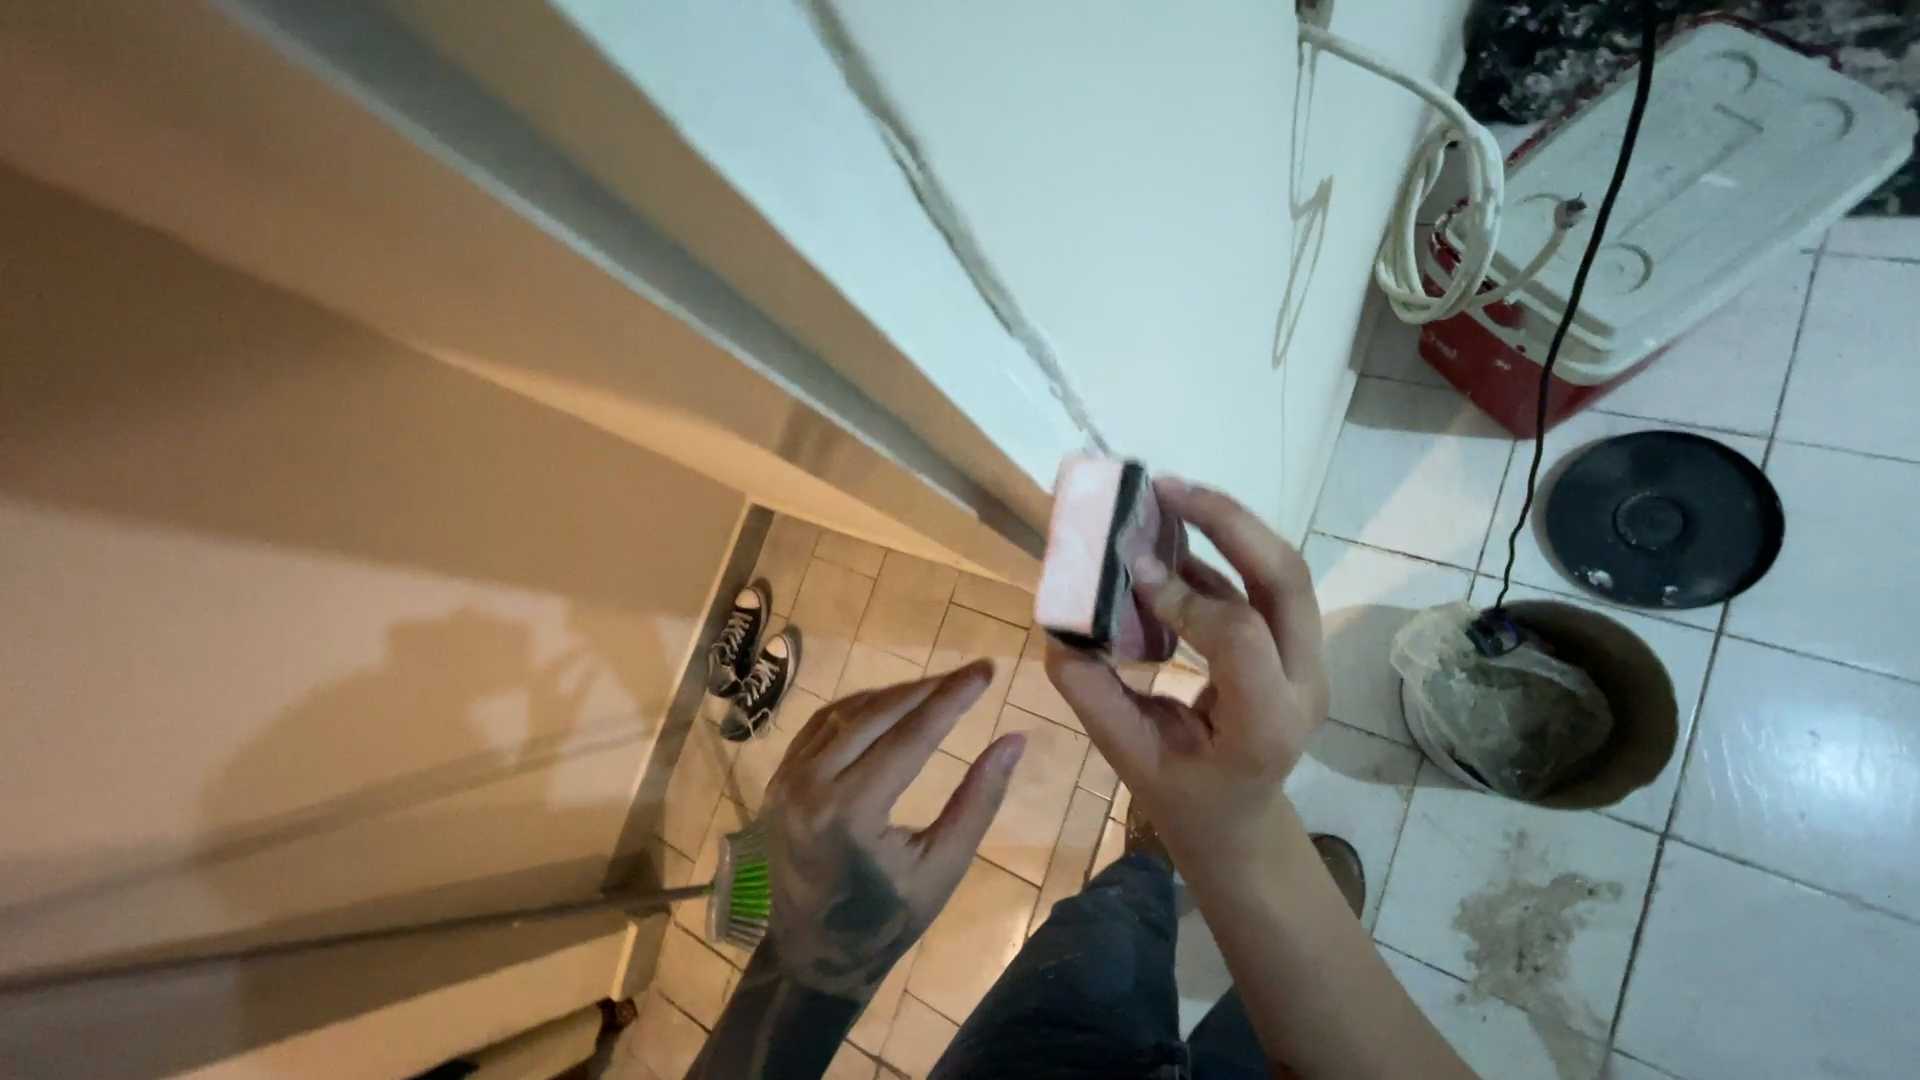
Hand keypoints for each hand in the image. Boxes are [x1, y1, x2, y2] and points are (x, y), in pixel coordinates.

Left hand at [761, 663, 1026, 998]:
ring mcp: (786, 779)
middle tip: (968, 675)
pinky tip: (890, 705)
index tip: (986, 671)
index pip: (911, 736)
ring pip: (846, 713)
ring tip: (937, 688)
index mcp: (852, 812)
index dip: (953, 698)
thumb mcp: (944, 866)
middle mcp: (810, 785)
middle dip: (927, 689)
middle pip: (876, 714)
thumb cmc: (888, 919)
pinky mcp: (778, 778)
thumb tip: (1014, 740)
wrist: (815, 955)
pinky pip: (821, 726)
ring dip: (893, 695)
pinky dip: (859, 709)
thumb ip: (979, 799)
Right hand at [1046, 477, 1327, 874]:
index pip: (1240, 636)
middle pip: (1286, 579)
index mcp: (1266, 724)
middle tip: (1166, 488)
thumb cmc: (1184, 798)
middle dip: (1228, 522)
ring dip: (1227, 525)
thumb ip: (1091, 692)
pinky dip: (1220, 551)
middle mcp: (1303, 684)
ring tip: (1170, 494)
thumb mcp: (1128, 755)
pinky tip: (1175, 535)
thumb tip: (1062, 624)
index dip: (1185, 598)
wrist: (1241, 823)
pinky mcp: (1293, 644)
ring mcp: (1307, 660)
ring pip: (1282, 572)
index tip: (1132, 574)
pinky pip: (1262, 585)